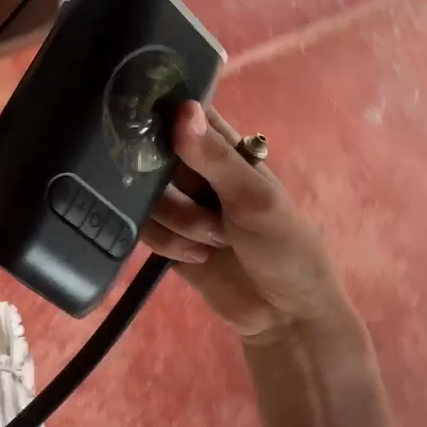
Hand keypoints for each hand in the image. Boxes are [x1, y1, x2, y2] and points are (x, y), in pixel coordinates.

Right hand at [141, 102, 348, 336]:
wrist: (284, 318)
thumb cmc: (285, 247)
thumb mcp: (255, 198)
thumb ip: (214, 156)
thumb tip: (182, 108)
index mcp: (222, 147)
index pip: (182, 109)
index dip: (160, 109)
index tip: (142, 118)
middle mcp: (193, 168)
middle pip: (151, 151)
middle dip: (168, 181)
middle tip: (196, 199)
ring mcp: (176, 201)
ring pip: (144, 192)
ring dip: (177, 220)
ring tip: (213, 241)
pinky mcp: (162, 234)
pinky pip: (141, 225)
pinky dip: (166, 242)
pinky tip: (195, 257)